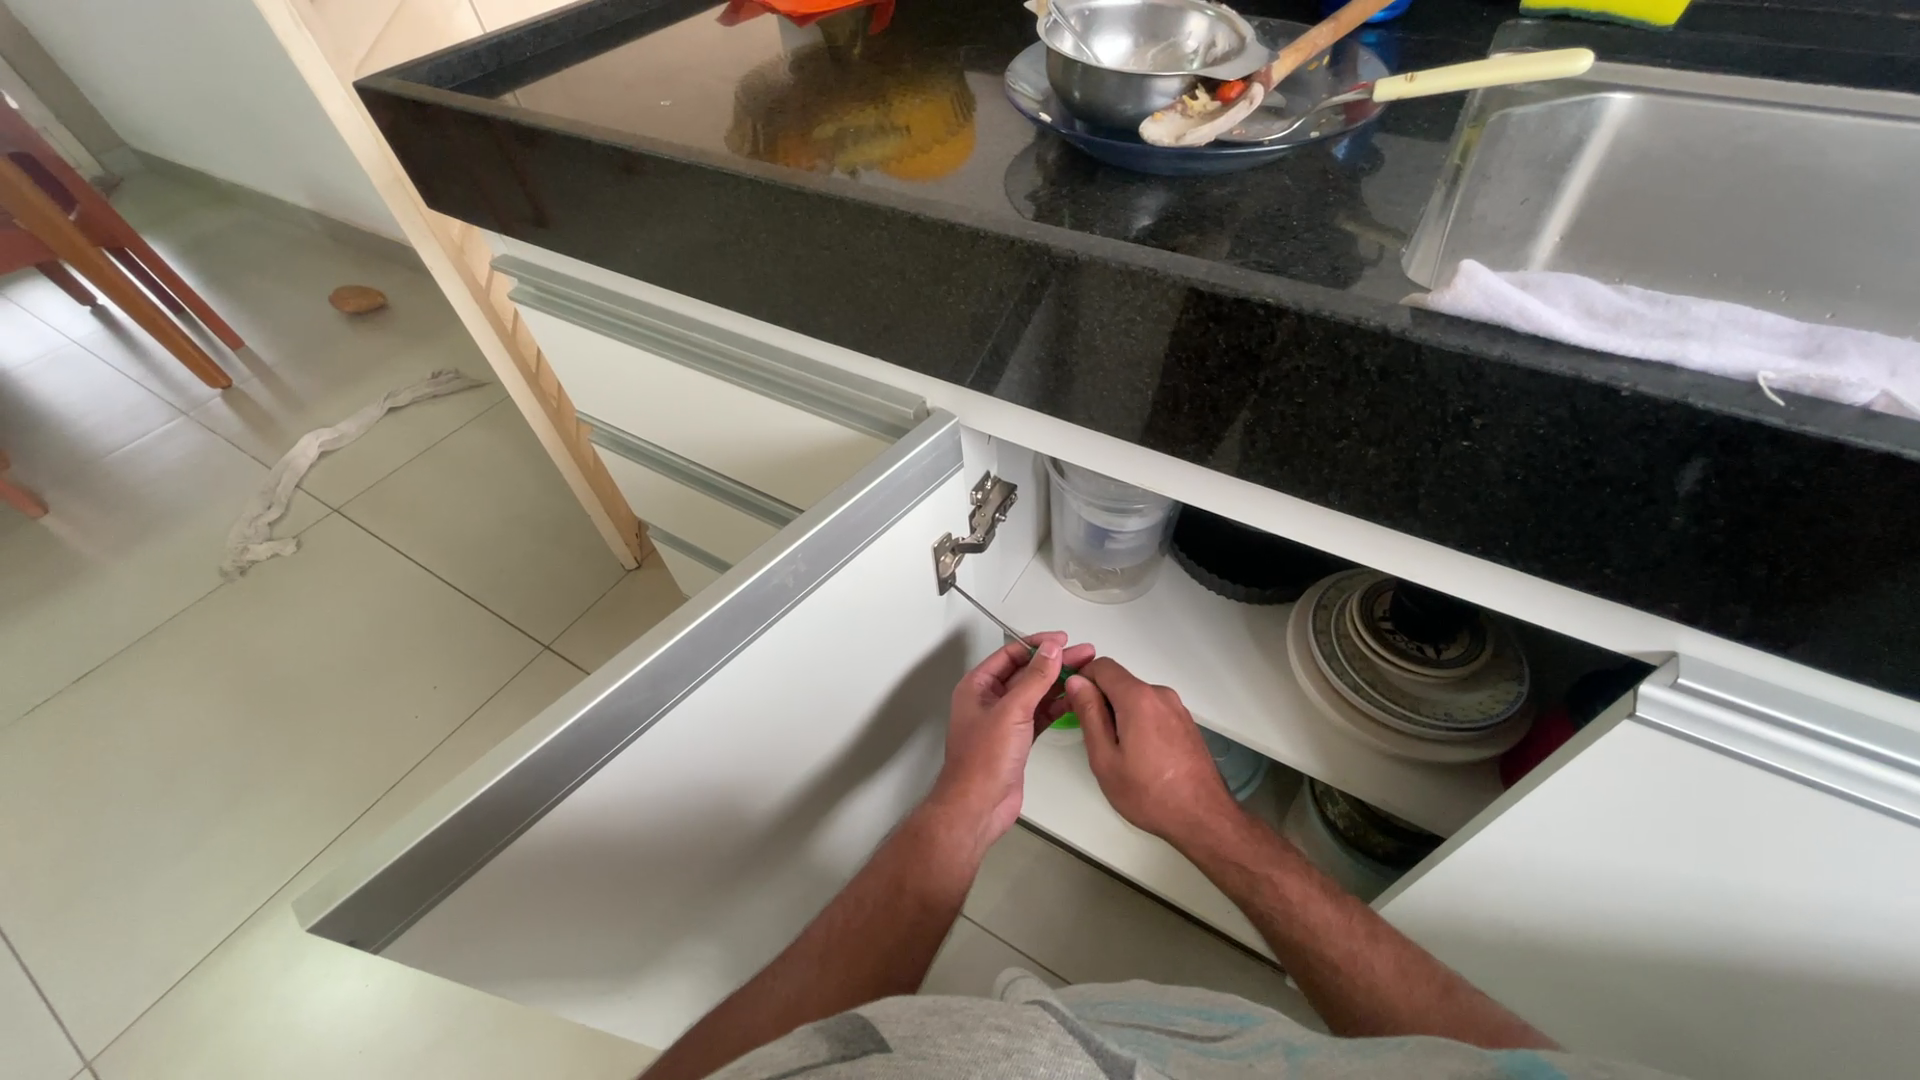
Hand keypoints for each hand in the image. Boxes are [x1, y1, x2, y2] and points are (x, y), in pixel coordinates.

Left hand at [930, 633, 1096, 846]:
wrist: (978, 806)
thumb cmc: (982, 760)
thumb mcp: (1012, 711)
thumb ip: (1034, 678)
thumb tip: (1051, 650)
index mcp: (977, 686)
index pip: (1010, 654)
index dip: (1037, 645)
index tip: (1063, 640)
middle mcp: (989, 700)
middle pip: (1026, 672)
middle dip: (1054, 662)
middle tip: (1084, 653)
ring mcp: (1004, 720)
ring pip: (1036, 693)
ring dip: (1059, 682)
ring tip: (1087, 671)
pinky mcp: (1018, 739)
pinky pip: (1040, 715)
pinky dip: (1057, 705)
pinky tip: (1076, 697)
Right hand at [1066, 657, 1243, 847]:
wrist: (1203, 818)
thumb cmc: (1148, 793)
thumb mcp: (1104, 757)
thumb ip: (1089, 713)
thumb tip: (1076, 681)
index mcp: (1138, 698)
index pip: (1102, 666)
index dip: (1082, 679)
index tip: (1073, 704)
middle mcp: (1161, 695)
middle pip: (1120, 682)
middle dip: (1100, 700)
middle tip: (1092, 737)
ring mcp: (1177, 709)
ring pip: (1137, 698)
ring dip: (1120, 714)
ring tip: (1117, 753)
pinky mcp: (1186, 723)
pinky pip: (1153, 711)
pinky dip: (1139, 722)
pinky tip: (1140, 756)